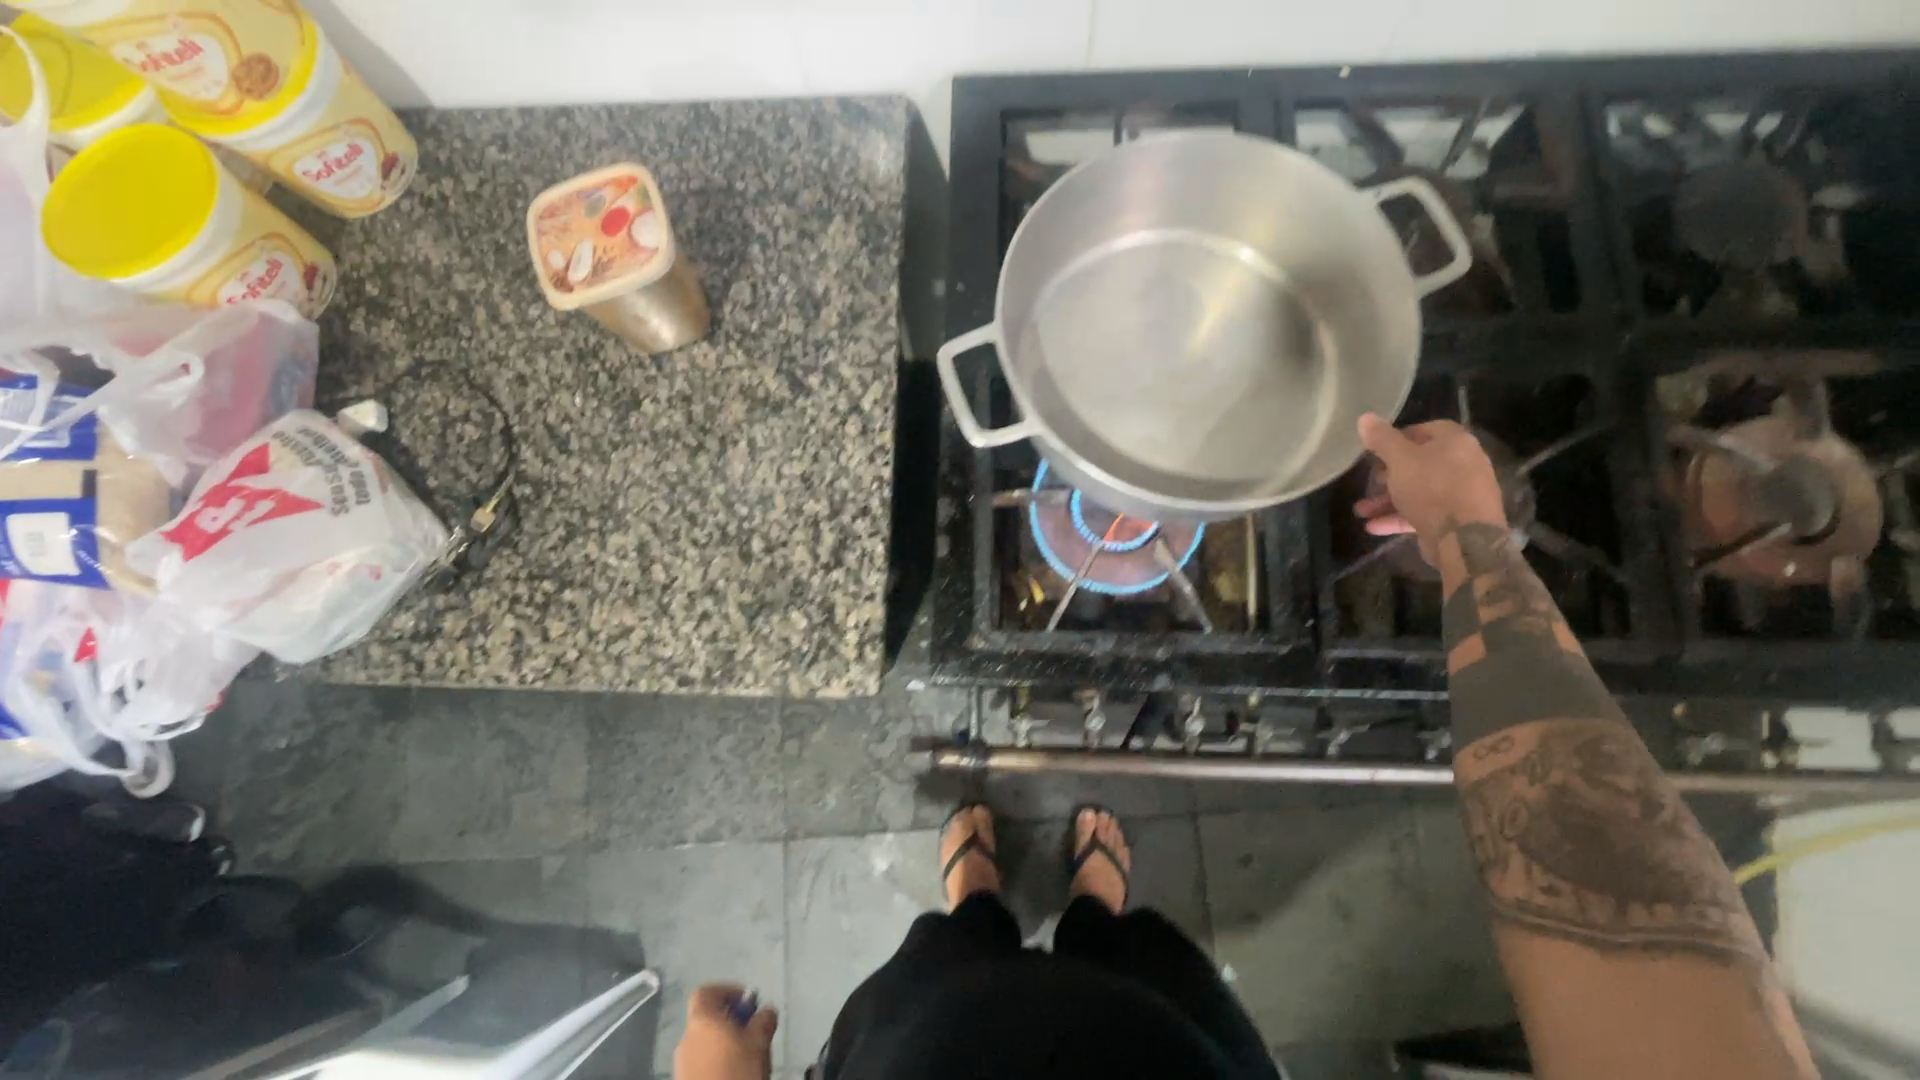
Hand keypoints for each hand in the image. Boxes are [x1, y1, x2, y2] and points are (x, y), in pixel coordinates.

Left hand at [673, 984, 777, 1079]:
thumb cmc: (737, 1073)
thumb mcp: (759, 1044)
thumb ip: (764, 1021)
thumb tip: (766, 1010)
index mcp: (701, 1021)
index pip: (705, 992)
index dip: (726, 991)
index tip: (747, 1000)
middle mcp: (686, 1039)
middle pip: (706, 1018)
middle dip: (730, 1021)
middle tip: (753, 1030)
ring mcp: (680, 1064)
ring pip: (704, 1042)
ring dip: (724, 1042)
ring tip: (748, 1055)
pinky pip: (701, 1062)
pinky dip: (717, 1060)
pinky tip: (734, 1073)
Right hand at [1354, 413, 1507, 565]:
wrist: (1464, 538)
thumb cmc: (1431, 488)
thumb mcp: (1399, 460)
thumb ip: (1382, 439)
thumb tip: (1365, 417)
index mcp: (1455, 442)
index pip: (1425, 430)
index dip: (1398, 438)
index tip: (1376, 451)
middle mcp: (1463, 463)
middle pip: (1420, 463)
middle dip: (1388, 475)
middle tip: (1370, 481)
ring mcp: (1461, 493)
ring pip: (1418, 490)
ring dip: (1388, 500)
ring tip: (1361, 511)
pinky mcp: (1455, 518)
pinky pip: (1423, 512)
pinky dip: (1399, 517)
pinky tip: (1373, 527)